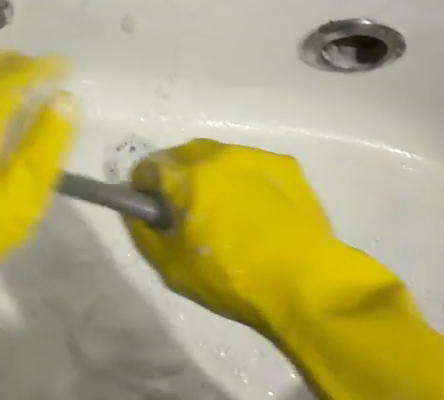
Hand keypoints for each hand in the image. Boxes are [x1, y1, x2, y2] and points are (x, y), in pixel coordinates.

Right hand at [124, 139, 341, 331]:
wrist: (308, 288)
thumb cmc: (233, 280)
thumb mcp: (171, 267)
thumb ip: (143, 232)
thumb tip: (135, 210)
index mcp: (184, 175)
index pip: (148, 168)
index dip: (145, 190)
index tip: (155, 212)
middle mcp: (216, 155)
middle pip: (182, 157)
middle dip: (179, 180)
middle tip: (191, 216)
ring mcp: (253, 157)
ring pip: (218, 159)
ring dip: (213, 178)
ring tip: (229, 215)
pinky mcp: (285, 166)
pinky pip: (251, 168)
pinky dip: (247, 184)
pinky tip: (260, 216)